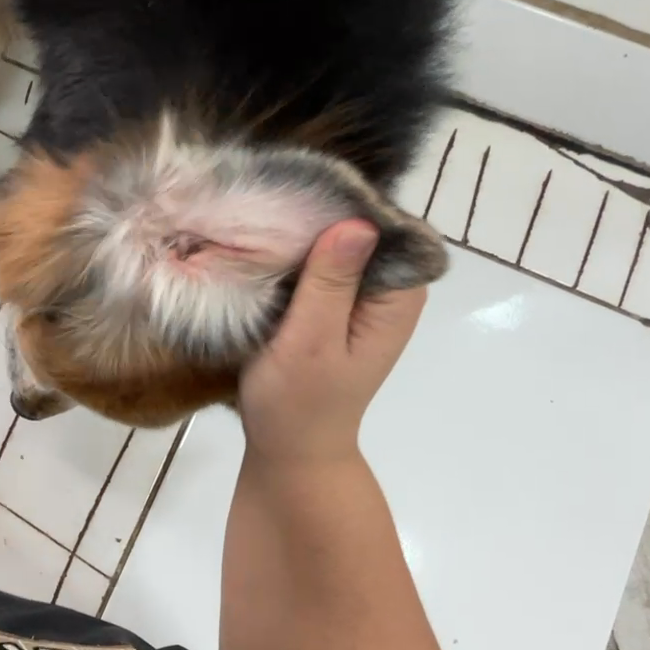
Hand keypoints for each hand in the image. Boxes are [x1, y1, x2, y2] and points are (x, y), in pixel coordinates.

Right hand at [240, 220, 425, 465]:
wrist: (287, 449)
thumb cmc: (299, 401)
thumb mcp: (310, 342)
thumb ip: (330, 285)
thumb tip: (353, 223)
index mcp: (397, 297)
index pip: (383, 228)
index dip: (341, 208)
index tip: (292, 200)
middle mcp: (385, 293)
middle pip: (357, 236)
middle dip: (314, 223)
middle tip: (261, 214)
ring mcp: (357, 303)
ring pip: (332, 253)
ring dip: (296, 243)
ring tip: (252, 230)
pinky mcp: (329, 312)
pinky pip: (314, 274)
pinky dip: (288, 265)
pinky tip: (256, 261)